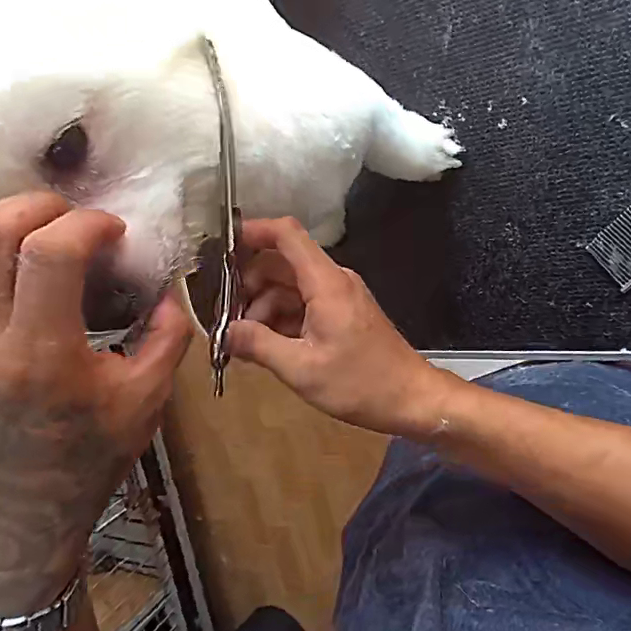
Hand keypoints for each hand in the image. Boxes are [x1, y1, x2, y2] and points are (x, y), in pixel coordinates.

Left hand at [0, 193, 192, 615]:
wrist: (23, 505)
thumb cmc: (92, 454)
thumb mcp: (148, 397)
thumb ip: (168, 334)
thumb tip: (168, 285)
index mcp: (43, 356)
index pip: (48, 254)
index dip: (87, 223)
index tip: (114, 231)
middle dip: (37, 206)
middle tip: (74, 218)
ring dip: (2, 222)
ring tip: (43, 234)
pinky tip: (18, 264)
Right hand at [225, 217, 461, 436]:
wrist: (411, 398)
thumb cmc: (360, 383)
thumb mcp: (302, 369)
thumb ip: (258, 345)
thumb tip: (222, 332)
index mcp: (325, 282)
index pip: (286, 234)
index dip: (252, 232)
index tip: (219, 248)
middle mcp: (333, 280)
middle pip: (281, 263)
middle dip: (248, 285)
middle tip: (224, 317)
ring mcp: (338, 297)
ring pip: (289, 286)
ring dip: (262, 307)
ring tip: (243, 341)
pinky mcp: (341, 314)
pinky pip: (302, 304)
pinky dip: (280, 319)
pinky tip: (265, 346)